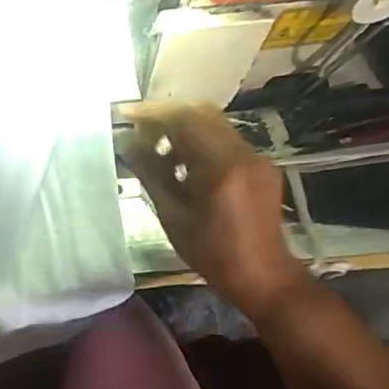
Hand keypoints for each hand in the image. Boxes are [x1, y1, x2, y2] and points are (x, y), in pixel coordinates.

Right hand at [117, 101, 312, 318]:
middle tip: (140, 130)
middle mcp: (244, 154)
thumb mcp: (172, 215)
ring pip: (215, 126)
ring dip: (184, 129)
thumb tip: (128, 143)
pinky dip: (200, 142)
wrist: (261, 274)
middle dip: (167, 117)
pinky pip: (226, 141)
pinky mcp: (261, 166)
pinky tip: (183, 164)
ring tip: (157, 149)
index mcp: (221, 167)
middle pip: (202, 115)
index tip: (127, 115)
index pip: (185, 120)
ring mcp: (257, 158)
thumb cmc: (210, 252)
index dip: (153, 114)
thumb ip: (151, 174)